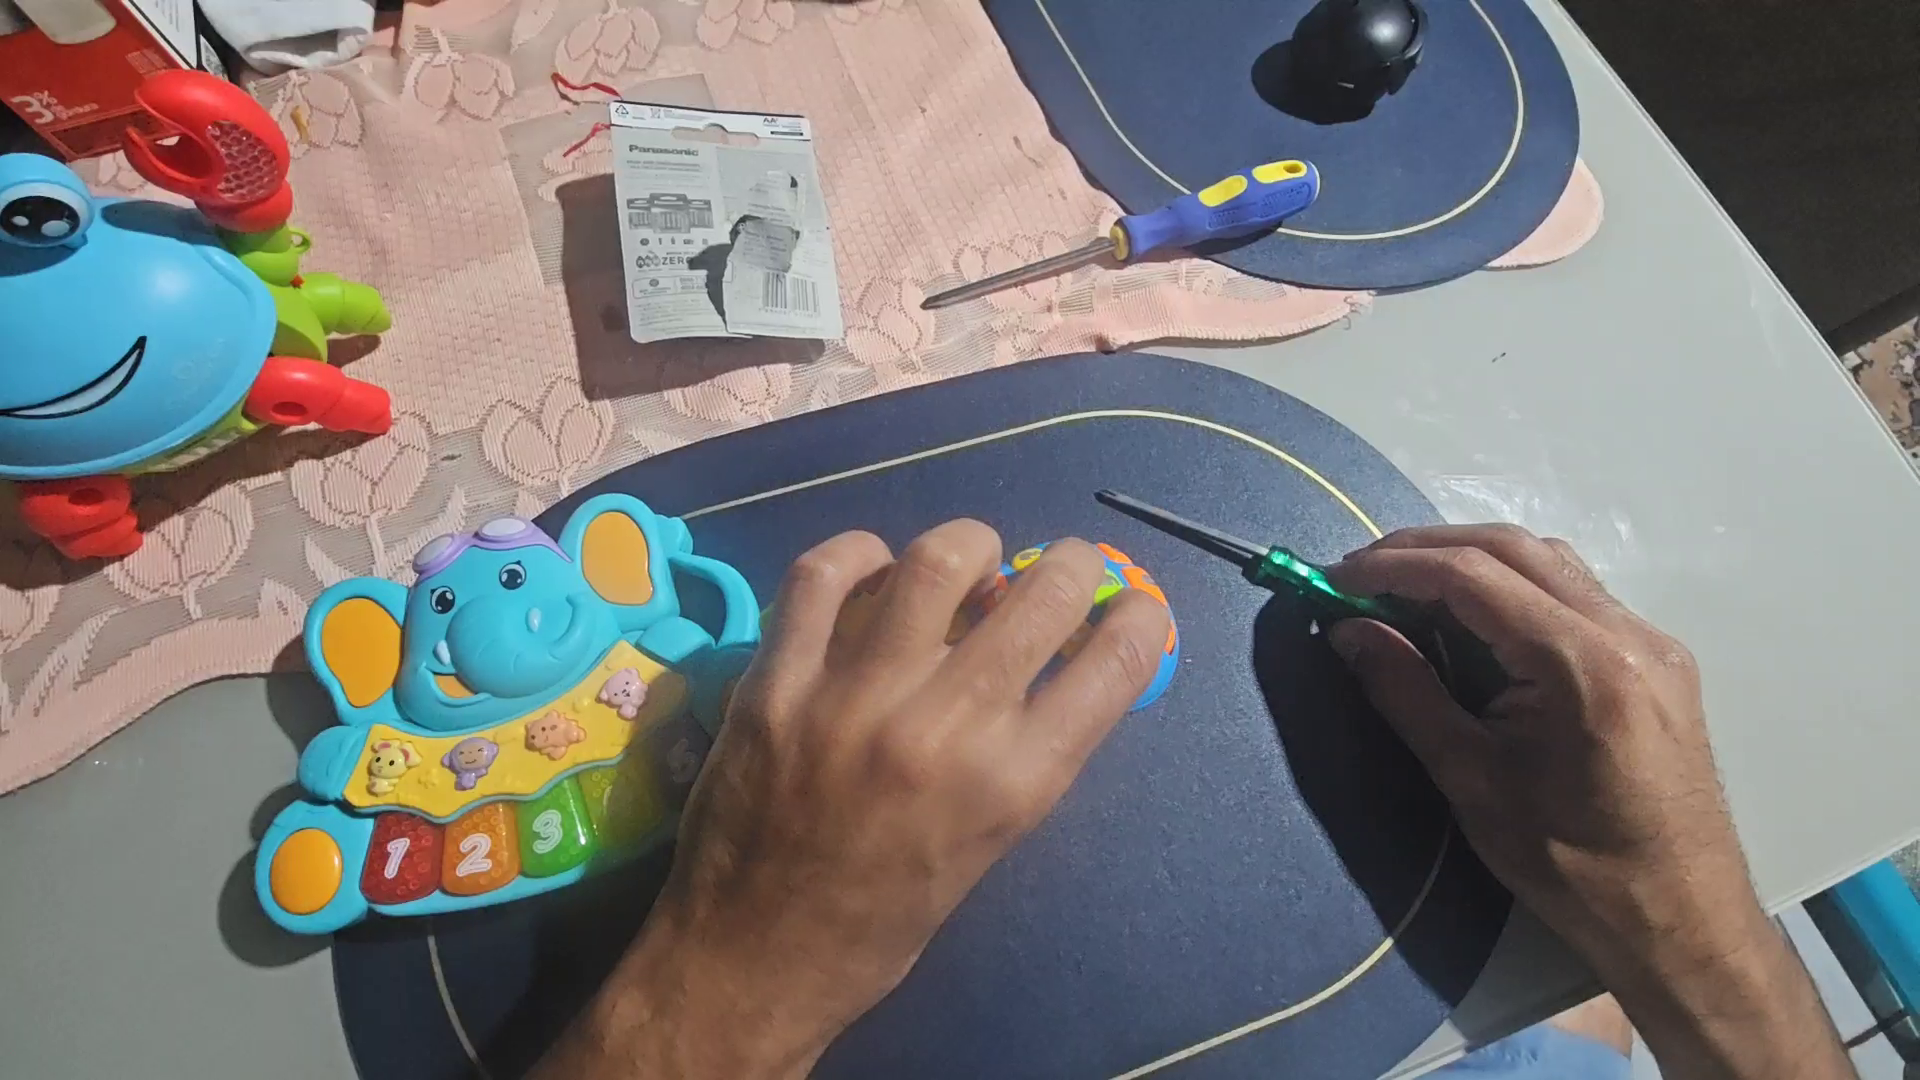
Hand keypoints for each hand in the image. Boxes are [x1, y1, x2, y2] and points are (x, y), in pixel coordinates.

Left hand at [537, 522, 1169, 1079]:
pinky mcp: (777, 681)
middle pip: (1041, 597)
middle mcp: (943, 730)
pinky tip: (874, 568)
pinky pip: (822, 575)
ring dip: (969, 544)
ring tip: (968, 560)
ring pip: (934, 563)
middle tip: (1060, 565)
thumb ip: (1030, 743)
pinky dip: (859, 554)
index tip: (1133, 605)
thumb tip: (1057, 648)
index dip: (1140, 620)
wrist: (754, 958)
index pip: (1112, 668)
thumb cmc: (890, 911)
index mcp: (1011, 786)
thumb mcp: (988, 839)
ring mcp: (852, 699)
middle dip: (1074, 564)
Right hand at [1325, 525, 1847, 1079]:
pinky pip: (1565, 586)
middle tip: (1356, 571)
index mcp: (1583, 664)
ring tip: (1398, 581)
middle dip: (1420, 547)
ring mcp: (1648, 640)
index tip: (1331, 579)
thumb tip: (1344, 628)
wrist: (1684, 925)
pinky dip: (1500, 578)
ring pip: (1541, 557)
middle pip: (1509, 547)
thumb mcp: (1467, 776)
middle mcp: (1627, 633)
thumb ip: (1403, 689)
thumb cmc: (1569, 861)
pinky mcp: (1649, 656)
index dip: (1390, 567)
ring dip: (1462, 554)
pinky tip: (1463, 609)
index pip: (1471, 576)